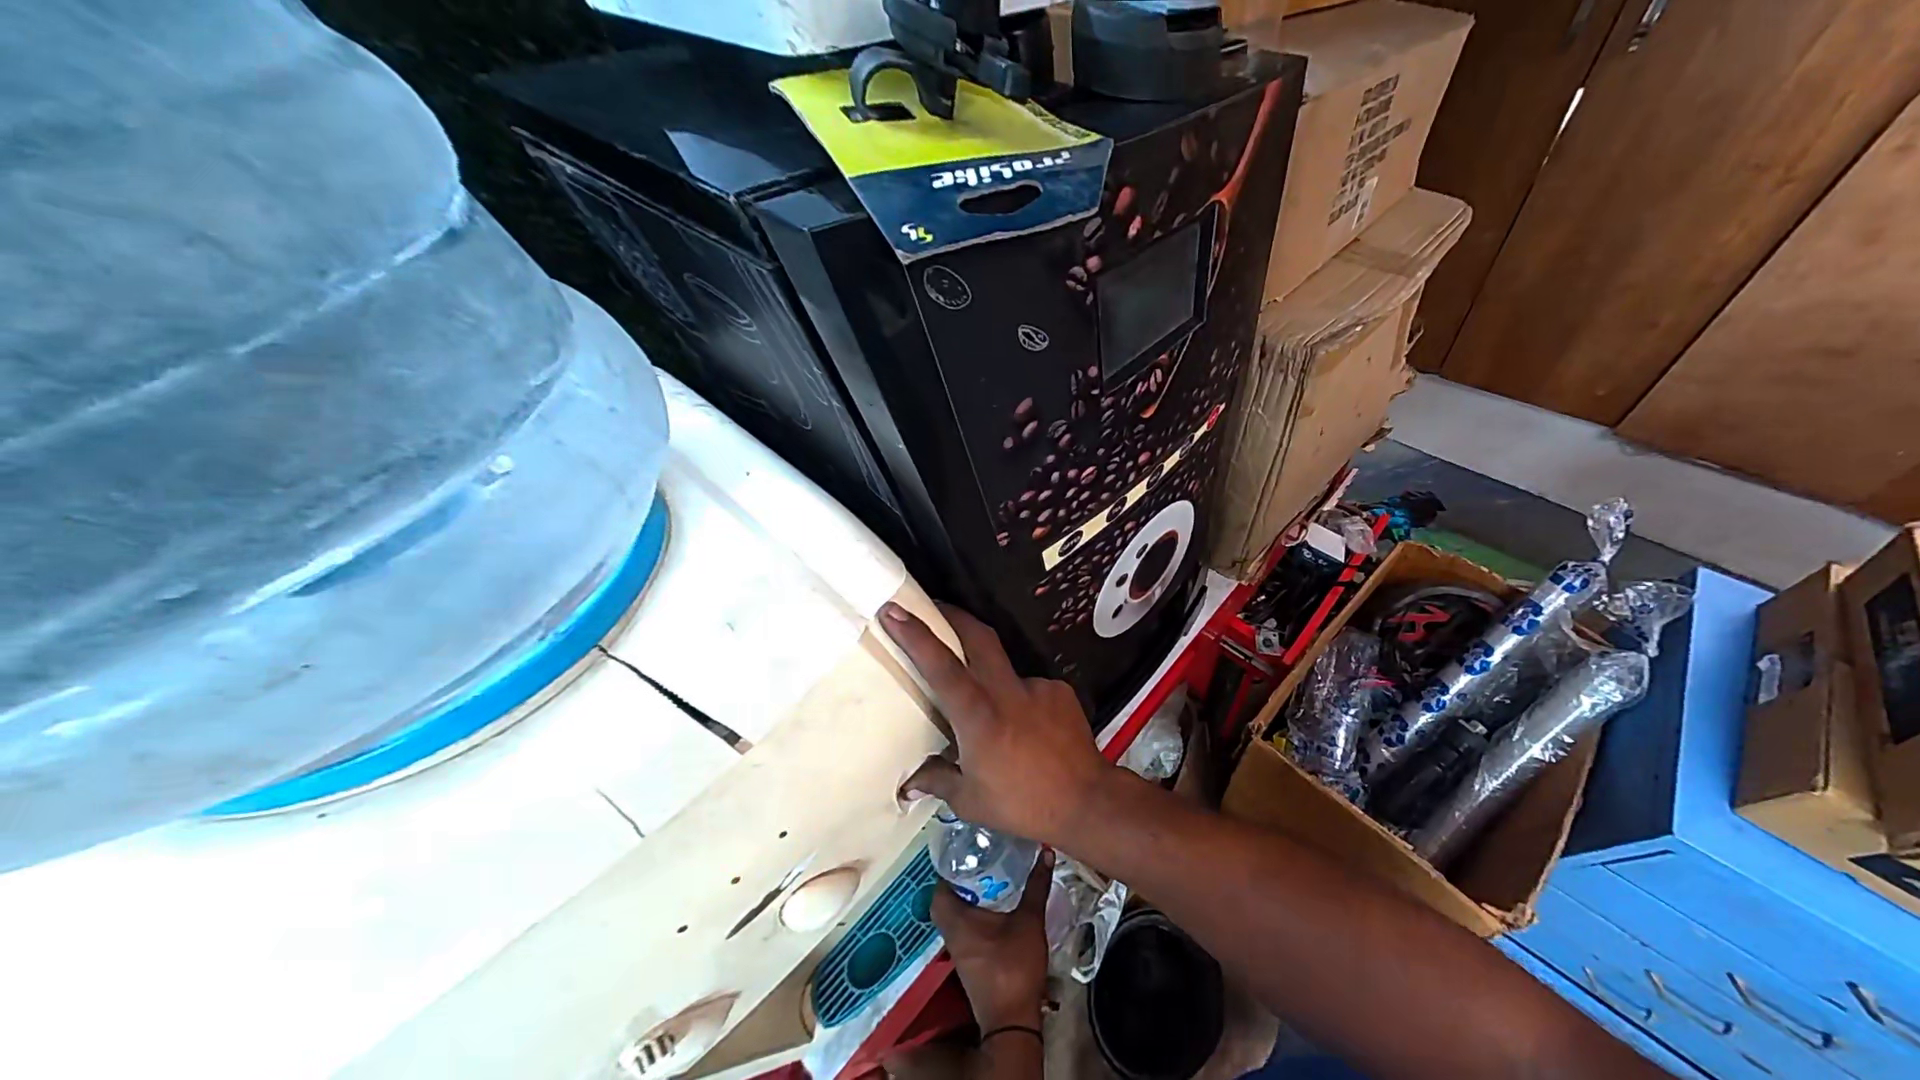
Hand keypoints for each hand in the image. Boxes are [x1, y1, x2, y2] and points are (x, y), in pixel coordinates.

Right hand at [880, 602, 1115, 845]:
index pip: (940, 665)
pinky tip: (1025, 727)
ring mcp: (1038, 686)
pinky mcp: (1060, 691)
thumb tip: (909, 782)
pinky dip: (1020, 701)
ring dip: (990, 675)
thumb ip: (937, 780)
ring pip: (1004, 666)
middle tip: (935, 608)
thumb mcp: (970, 800)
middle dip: (953, 615)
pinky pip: (1030, 688)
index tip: (894, 611)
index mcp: (978, 715)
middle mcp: (1007, 691)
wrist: (1088, 802)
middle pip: (978, 635)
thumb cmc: (1023, 804)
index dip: (915, 635)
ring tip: (993, 712)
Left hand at [933, 850, 1053, 1031]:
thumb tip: (1046, 851)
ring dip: (965, 899)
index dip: (950, 864)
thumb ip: (1037, 885)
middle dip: (958, 880)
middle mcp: (949, 932)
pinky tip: (992, 909)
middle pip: (944, 898)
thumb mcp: (1030, 920)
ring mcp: (956, 949)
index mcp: (956, 918)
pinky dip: (971, 916)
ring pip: (952, 915)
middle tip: (979, 864)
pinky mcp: (966, 961)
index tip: (967, 850)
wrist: (1012, 1019)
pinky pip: (961, 929)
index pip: (940, 883)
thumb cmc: (1015, 965)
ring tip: (987, 879)